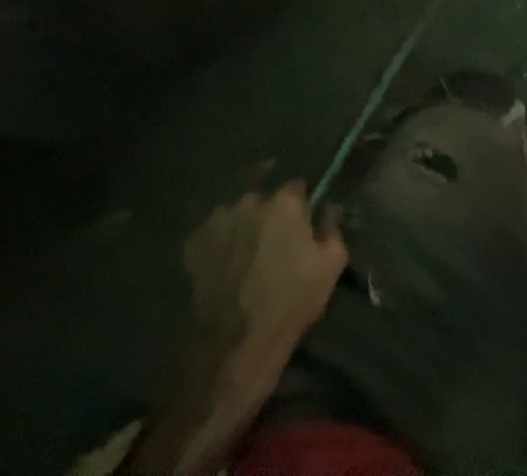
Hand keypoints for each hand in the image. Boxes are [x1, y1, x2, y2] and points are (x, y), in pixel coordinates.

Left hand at [182, 181, 347, 362]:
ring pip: (236, 216)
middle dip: (270, 217)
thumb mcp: (331, 266)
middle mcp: (249, 202)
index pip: (296, 188)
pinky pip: (213, 234)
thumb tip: (326, 211)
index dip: (301, 207)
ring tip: (247, 259)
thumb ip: (332, 229)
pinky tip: (226, 268)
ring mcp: (218, 220)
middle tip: (274, 246)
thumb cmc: (292, 301)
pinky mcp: (195, 241)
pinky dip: (220, 245)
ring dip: (243, 229)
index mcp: (284, 204)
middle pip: (263, 201)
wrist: (238, 338)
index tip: (302, 226)